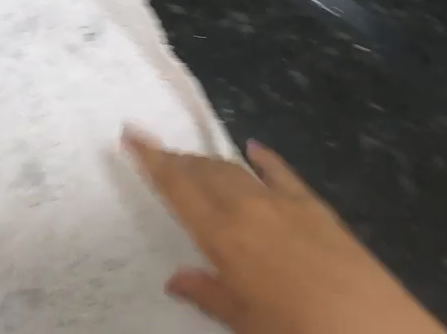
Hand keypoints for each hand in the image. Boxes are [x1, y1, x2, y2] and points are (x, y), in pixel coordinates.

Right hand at [123, 129, 444, 333]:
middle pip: (203, 172)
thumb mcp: (249, 324)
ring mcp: (283, 203)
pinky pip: (282, 174)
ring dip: (209, 162)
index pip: (177, 187)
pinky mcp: (317, 207)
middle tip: (156, 154)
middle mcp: (247, 207)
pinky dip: (264, 159)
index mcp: (223, 235)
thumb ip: (210, 294)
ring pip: (234, 170)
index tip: (130, 133)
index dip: (151, 159)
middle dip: (177, 160)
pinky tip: (254, 148)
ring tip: (192, 160)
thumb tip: (174, 278)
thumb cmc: (301, 333)